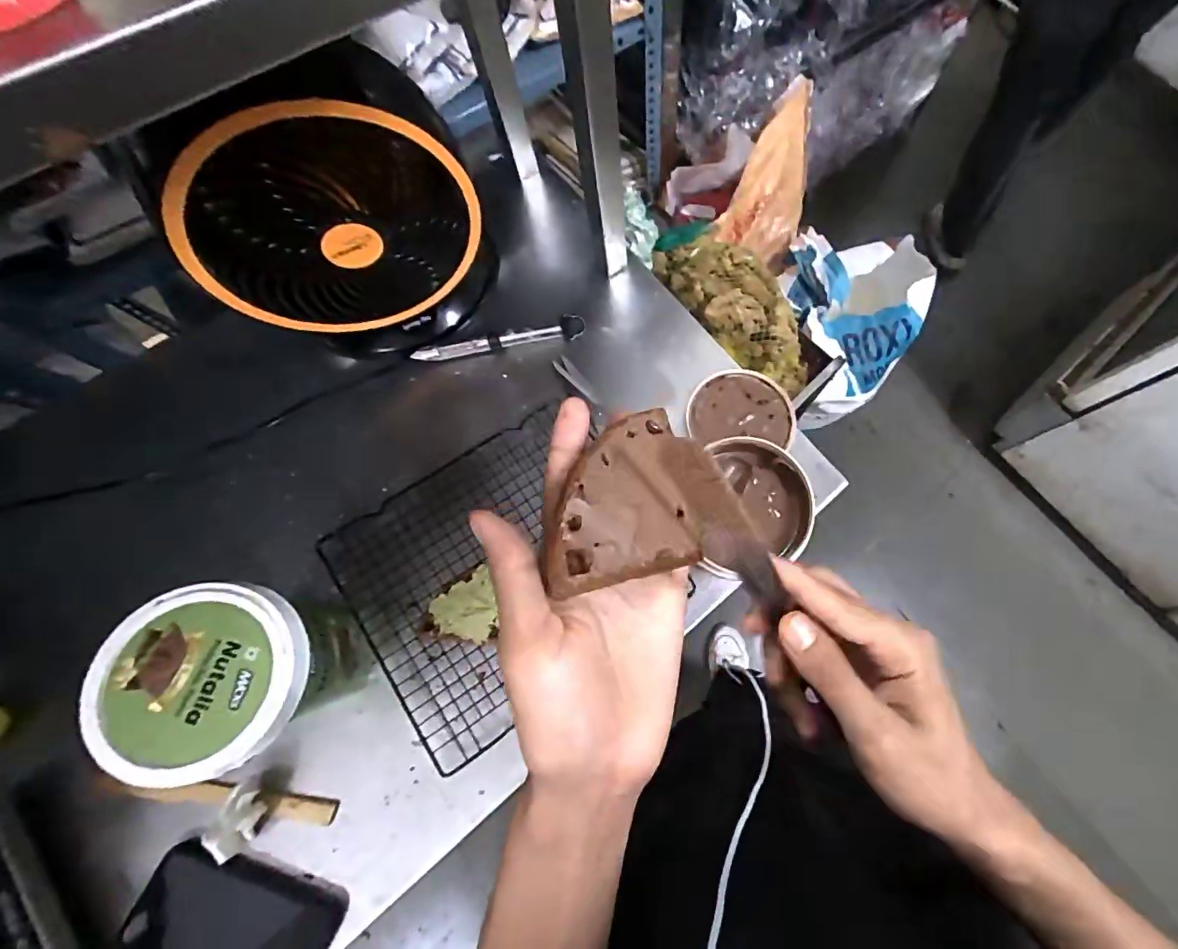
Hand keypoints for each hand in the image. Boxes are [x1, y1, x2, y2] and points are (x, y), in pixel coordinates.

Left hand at [470, 399, 688, 799]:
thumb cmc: (550, 710)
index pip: (558, 498)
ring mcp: (634, 581)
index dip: (565, 453)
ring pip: (646, 516)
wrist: (601, 765)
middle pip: (607, 496)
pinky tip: (696, 490)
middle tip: (634, 413)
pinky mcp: (668, 601)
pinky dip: (688, 521)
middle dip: (617, 452)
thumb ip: (515, 575)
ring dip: (655, 477)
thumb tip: (481, 514)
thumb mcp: (524, 640)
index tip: (575, 411)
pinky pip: (679, 553)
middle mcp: (594, 565)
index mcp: (554, 569)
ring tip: (669, 437)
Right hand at [761, 560, 1046, 858]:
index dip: (794, 583)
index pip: (836, 600)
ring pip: (814, 630)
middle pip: (822, 603)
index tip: (757, 564)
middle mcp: (887, 632)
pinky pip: (820, 654)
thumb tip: (788, 621)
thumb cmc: (922, 776)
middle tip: (763, 661)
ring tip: (800, 720)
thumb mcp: (872, 733)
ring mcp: (876, 648)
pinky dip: (805, 681)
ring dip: (795, 668)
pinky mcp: (865, 665)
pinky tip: (811, 719)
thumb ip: (830, 674)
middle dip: (785, 629)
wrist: (958, 810)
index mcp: (899, 642)